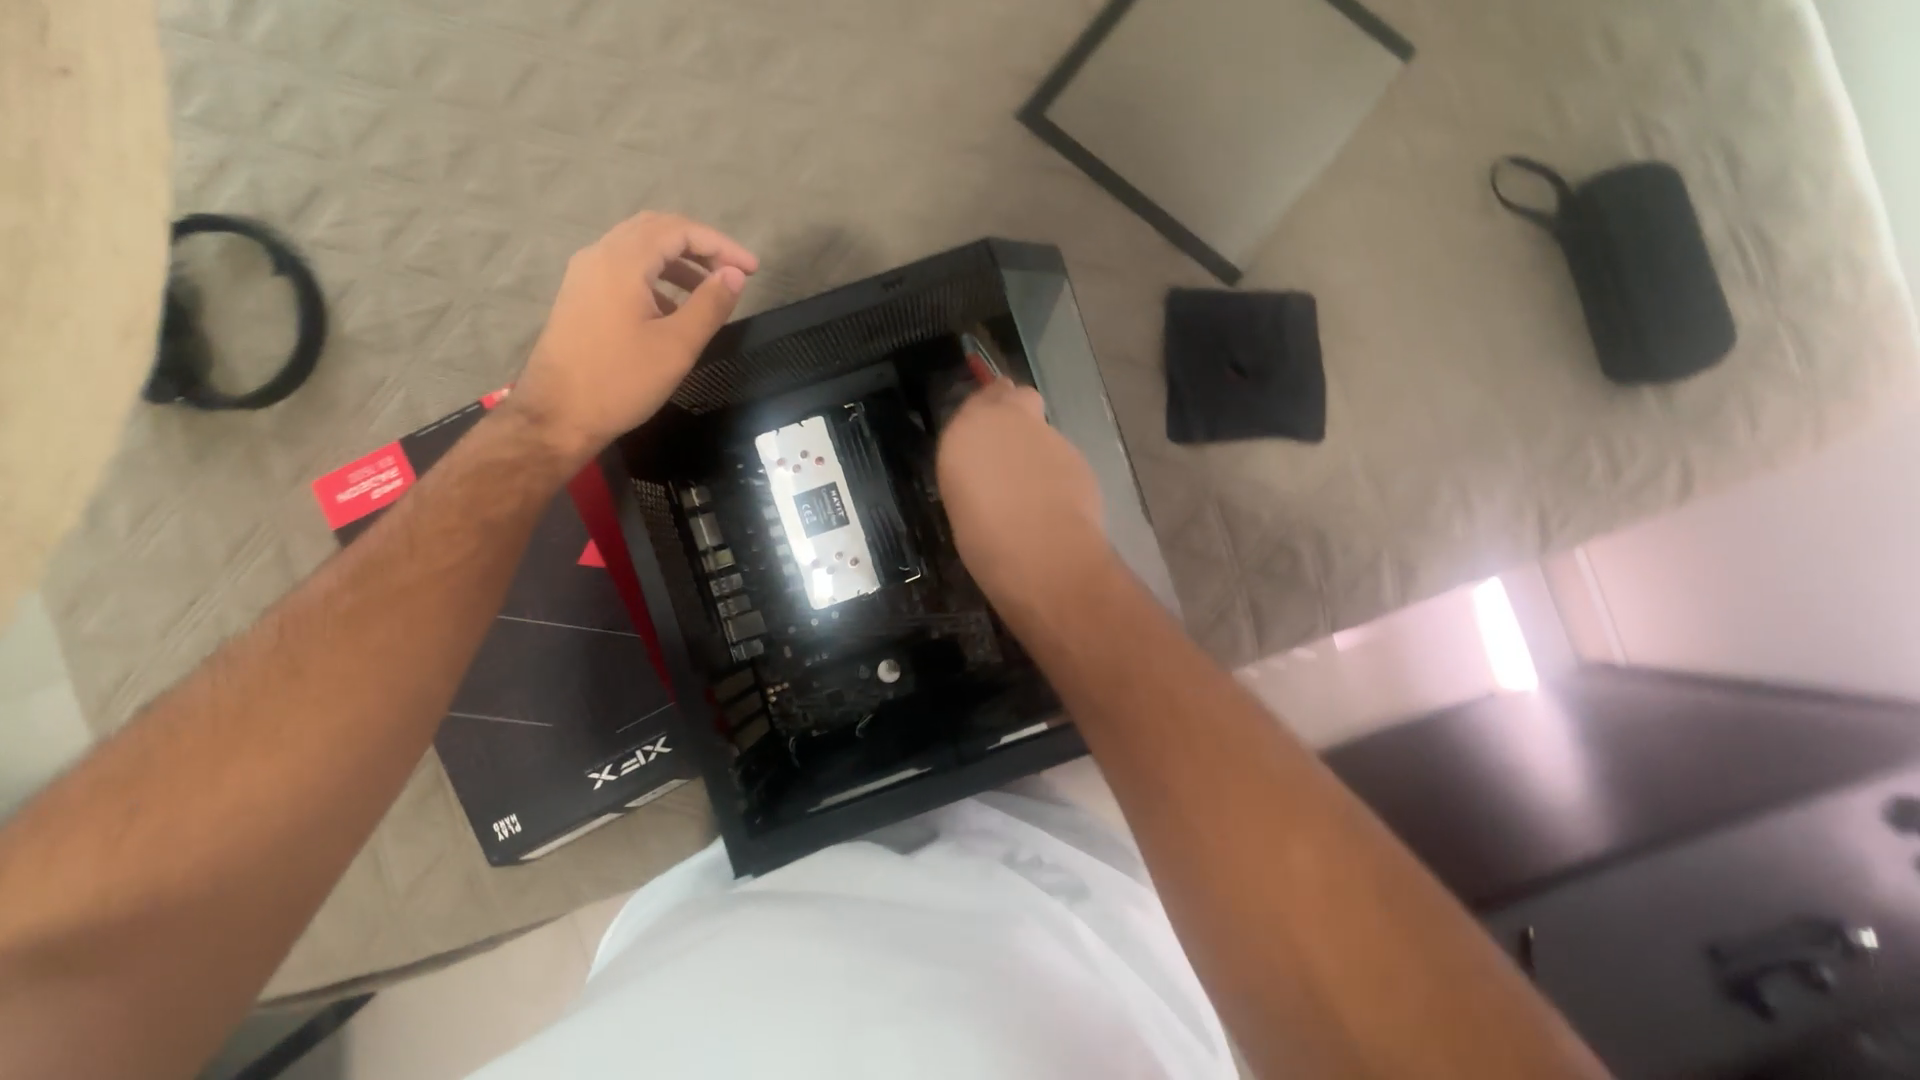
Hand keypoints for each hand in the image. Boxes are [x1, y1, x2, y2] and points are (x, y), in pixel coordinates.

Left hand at [507, 211, 758, 461]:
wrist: (557, 415)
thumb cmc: (620, 381)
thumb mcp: (677, 346)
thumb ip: (710, 304)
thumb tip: (734, 275)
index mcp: (622, 262)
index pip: (679, 230)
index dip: (721, 244)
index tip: (752, 270)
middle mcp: (599, 256)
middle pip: (656, 229)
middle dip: (699, 246)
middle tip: (731, 272)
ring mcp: (585, 275)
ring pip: (638, 248)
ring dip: (678, 262)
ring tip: (708, 291)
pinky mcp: (580, 296)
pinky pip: (623, 269)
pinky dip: (656, 277)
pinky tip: (673, 308)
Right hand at [935, 378, 1110, 606]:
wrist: (1041, 550)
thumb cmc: (983, 536)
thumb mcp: (962, 499)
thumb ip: (977, 472)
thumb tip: (992, 474)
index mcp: (966, 430)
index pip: (979, 400)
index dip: (987, 412)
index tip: (987, 433)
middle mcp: (1008, 420)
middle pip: (1017, 396)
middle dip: (1018, 412)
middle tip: (1013, 447)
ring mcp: (1048, 435)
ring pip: (1044, 431)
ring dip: (1039, 451)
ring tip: (1036, 494)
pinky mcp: (1077, 456)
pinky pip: (1064, 458)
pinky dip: (1060, 473)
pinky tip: (1057, 505)